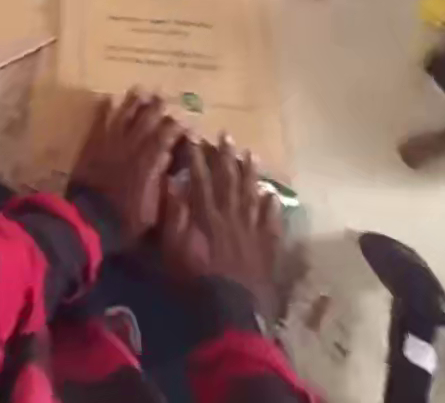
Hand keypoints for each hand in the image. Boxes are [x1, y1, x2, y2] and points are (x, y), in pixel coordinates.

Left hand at [69, 92, 184, 239]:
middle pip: (145, 122)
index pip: (165, 138)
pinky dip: (104, 108)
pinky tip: (108, 98)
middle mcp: (131, 147)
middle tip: (164, 97)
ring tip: (141, 90)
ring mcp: (110, 142)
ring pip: (124, 116)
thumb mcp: (156, 210)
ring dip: (133, 102)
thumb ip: (166, 187)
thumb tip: (175, 169)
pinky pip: (99, 120)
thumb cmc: (127, 220)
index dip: (176, 129)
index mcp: (149, 163)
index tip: (185, 123)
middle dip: (157, 108)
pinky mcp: (92, 143)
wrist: (91, 218)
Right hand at [158, 137, 284, 310]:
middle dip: (226, 156)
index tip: (193, 135)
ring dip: (251, 174)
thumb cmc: (196, 277)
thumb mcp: (174, 245)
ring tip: (252, 154)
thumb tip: (171, 182)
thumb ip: (174, 213)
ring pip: (251, 196)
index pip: (200, 178)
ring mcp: (251, 232)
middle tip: (226, 134)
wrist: (231, 310)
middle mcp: (230, 216)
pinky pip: (271, 224)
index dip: (196, 155)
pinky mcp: (266, 249)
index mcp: (206, 214)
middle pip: (229, 181)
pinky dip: (272, 208)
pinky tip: (273, 195)